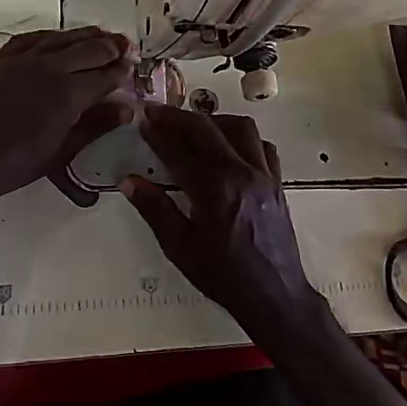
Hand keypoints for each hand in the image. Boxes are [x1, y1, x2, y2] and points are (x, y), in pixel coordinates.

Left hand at [0, 27, 134, 198]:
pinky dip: (51, 35)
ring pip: (62, 37)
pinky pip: (32, 38)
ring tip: (101, 36)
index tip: (131, 70)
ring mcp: (24, 60)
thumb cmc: (13, 164)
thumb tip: (123, 110)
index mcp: (69, 93)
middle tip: (124, 48)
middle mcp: (50, 68)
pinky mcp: (2, 60)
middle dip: (110, 48)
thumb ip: (94, 126)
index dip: (121, 72)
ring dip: (85, 35)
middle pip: (89, 49)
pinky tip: (59, 36)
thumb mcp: (61, 151)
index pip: (105, 75)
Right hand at [120, 103, 322, 329]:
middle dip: (178, 117)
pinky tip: (229, 145)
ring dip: (213, 120)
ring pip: (240, 129)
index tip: (142, 119)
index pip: (179, 151)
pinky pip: (262, 146)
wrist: (273, 294)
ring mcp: (264, 175)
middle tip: (157, 111)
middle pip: (207, 130)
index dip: (157, 133)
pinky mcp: (277, 183)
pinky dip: (243, 138)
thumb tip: (130, 182)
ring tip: (192, 123)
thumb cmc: (224, 276)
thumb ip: (155, 210)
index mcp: (214, 190)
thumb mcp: (180, 248)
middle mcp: (241, 174)